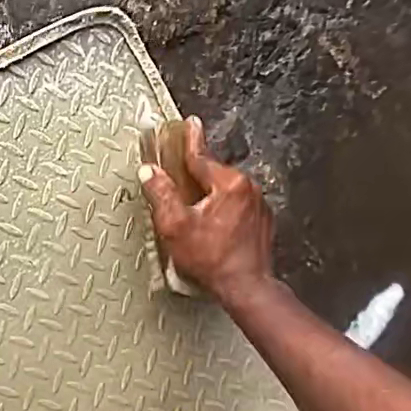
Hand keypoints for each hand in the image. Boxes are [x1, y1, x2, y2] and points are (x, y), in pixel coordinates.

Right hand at [138, 117, 276, 302]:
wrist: (244, 286)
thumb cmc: (211, 258)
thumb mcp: (174, 224)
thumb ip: (161, 193)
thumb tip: (150, 173)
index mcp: (229, 185)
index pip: (201, 157)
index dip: (190, 141)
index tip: (189, 125)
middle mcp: (249, 190)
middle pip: (212, 174)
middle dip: (192, 177)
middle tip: (175, 181)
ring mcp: (257, 207)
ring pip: (223, 191)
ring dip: (205, 196)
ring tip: (189, 213)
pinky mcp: (259, 222)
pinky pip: (234, 206)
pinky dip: (218, 209)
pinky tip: (206, 226)